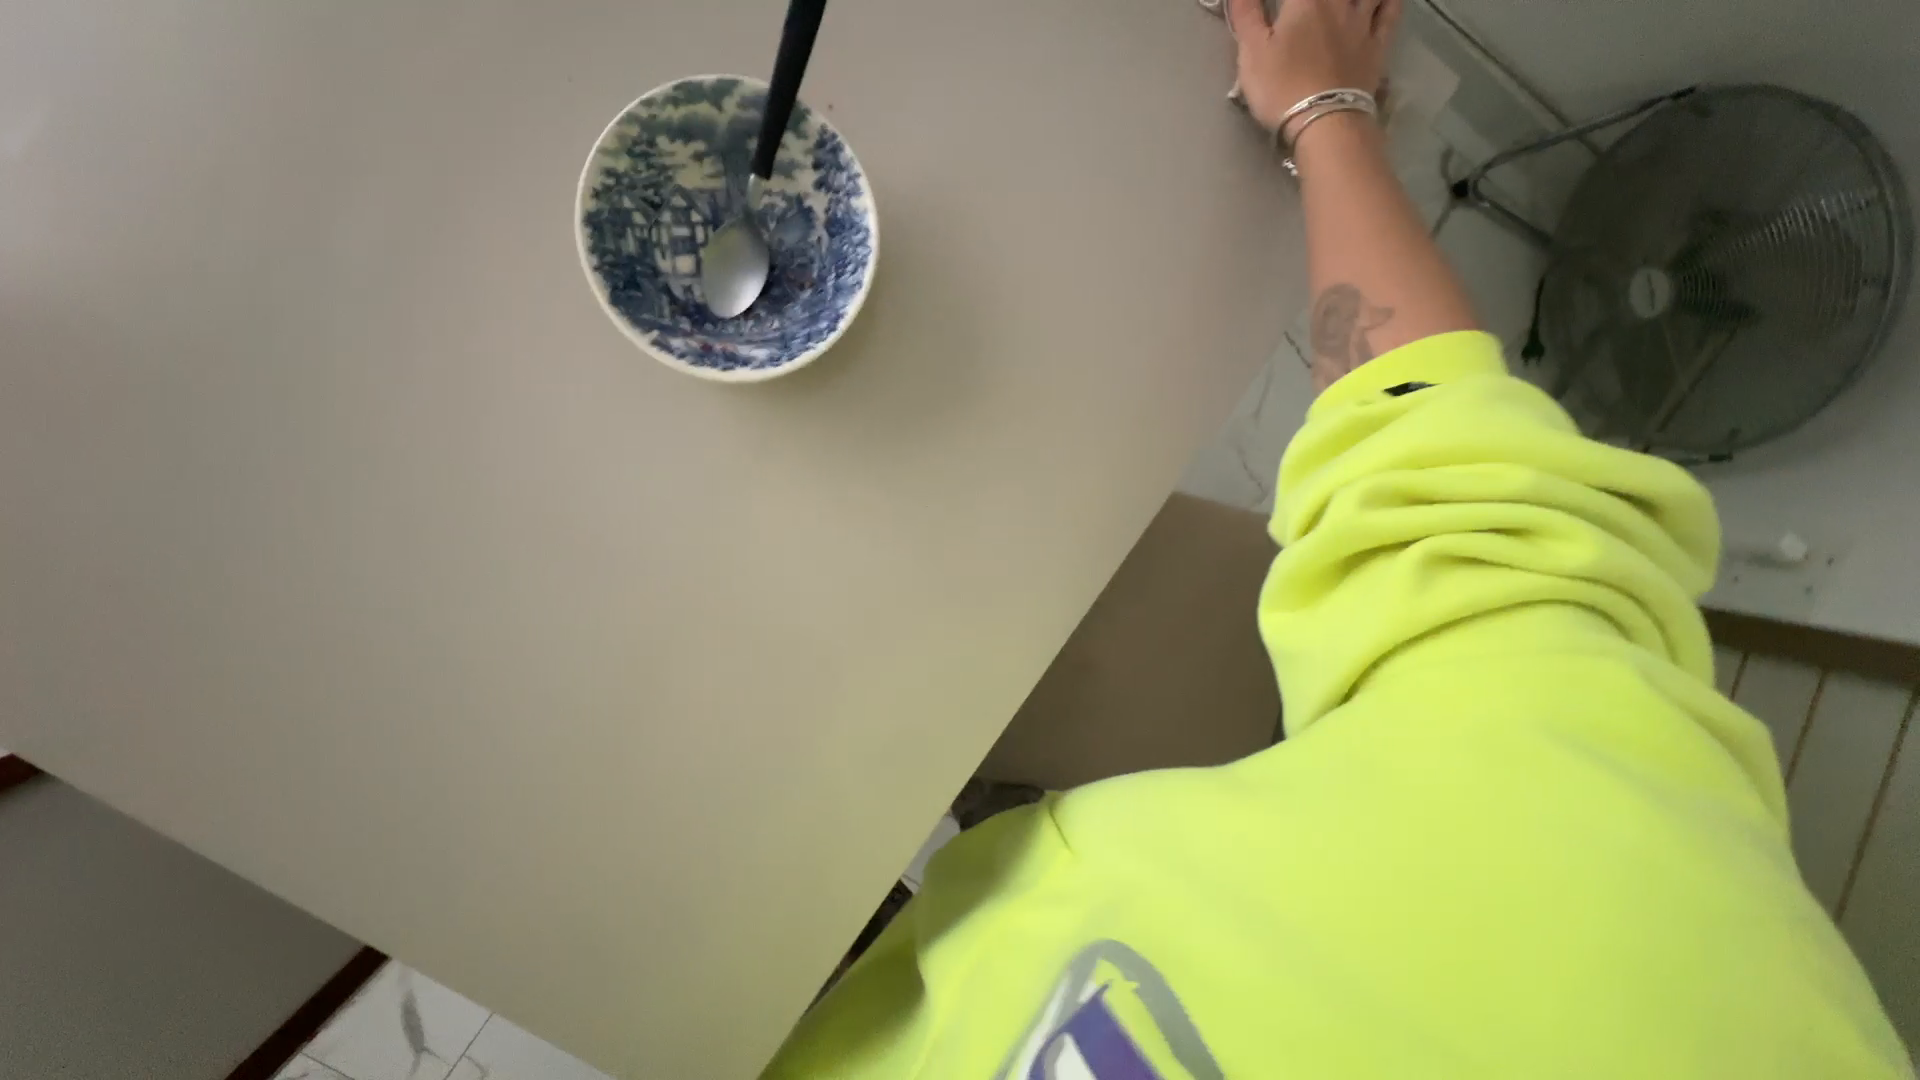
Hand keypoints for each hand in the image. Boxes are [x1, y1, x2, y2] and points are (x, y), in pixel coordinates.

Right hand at [1227, 0, 1400, 135]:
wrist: (1324, 121)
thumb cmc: (1281, 87)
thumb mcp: (1251, 53)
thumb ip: (1245, 15)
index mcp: (1305, 0)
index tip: (1282, 5)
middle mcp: (1338, 1)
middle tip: (1307, 6)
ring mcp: (1362, 21)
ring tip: (1343, 2)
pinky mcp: (1377, 45)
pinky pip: (1389, 11)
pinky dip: (1389, 0)